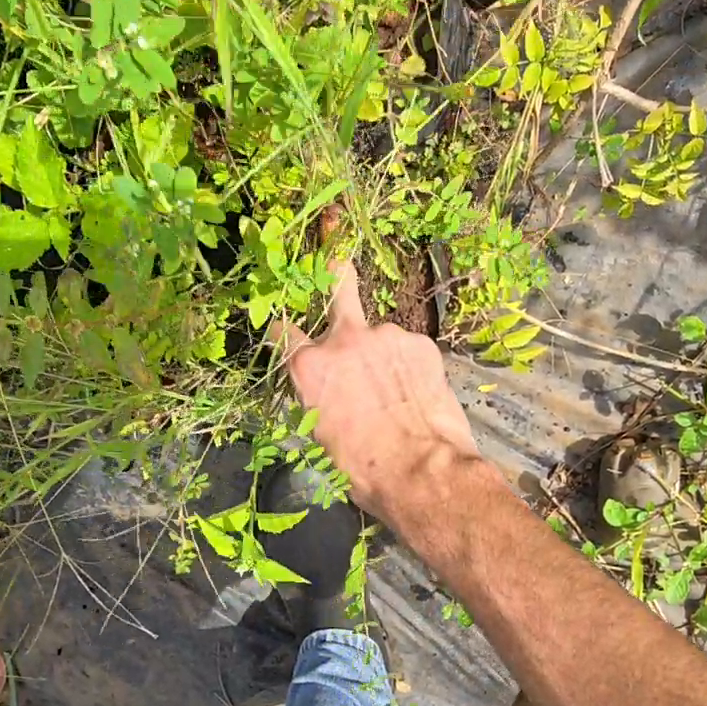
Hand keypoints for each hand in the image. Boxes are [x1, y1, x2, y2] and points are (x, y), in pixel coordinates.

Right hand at [274, 224, 482, 525]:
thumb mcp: (320, 439)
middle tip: (336, 232)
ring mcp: (387, 335)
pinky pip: (408, 349)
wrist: (424, 473)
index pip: (283, 331)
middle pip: (337, 286)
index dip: (282, 329)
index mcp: (309, 367)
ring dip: (382, 353)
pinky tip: (416, 394)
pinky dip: (409, 366)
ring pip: (380, 335)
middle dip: (334, 263)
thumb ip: (317, 398)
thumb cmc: (363, 470)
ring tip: (396, 393)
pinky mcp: (421, 342)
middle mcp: (344, 339)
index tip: (282, 326)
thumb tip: (323, 394)